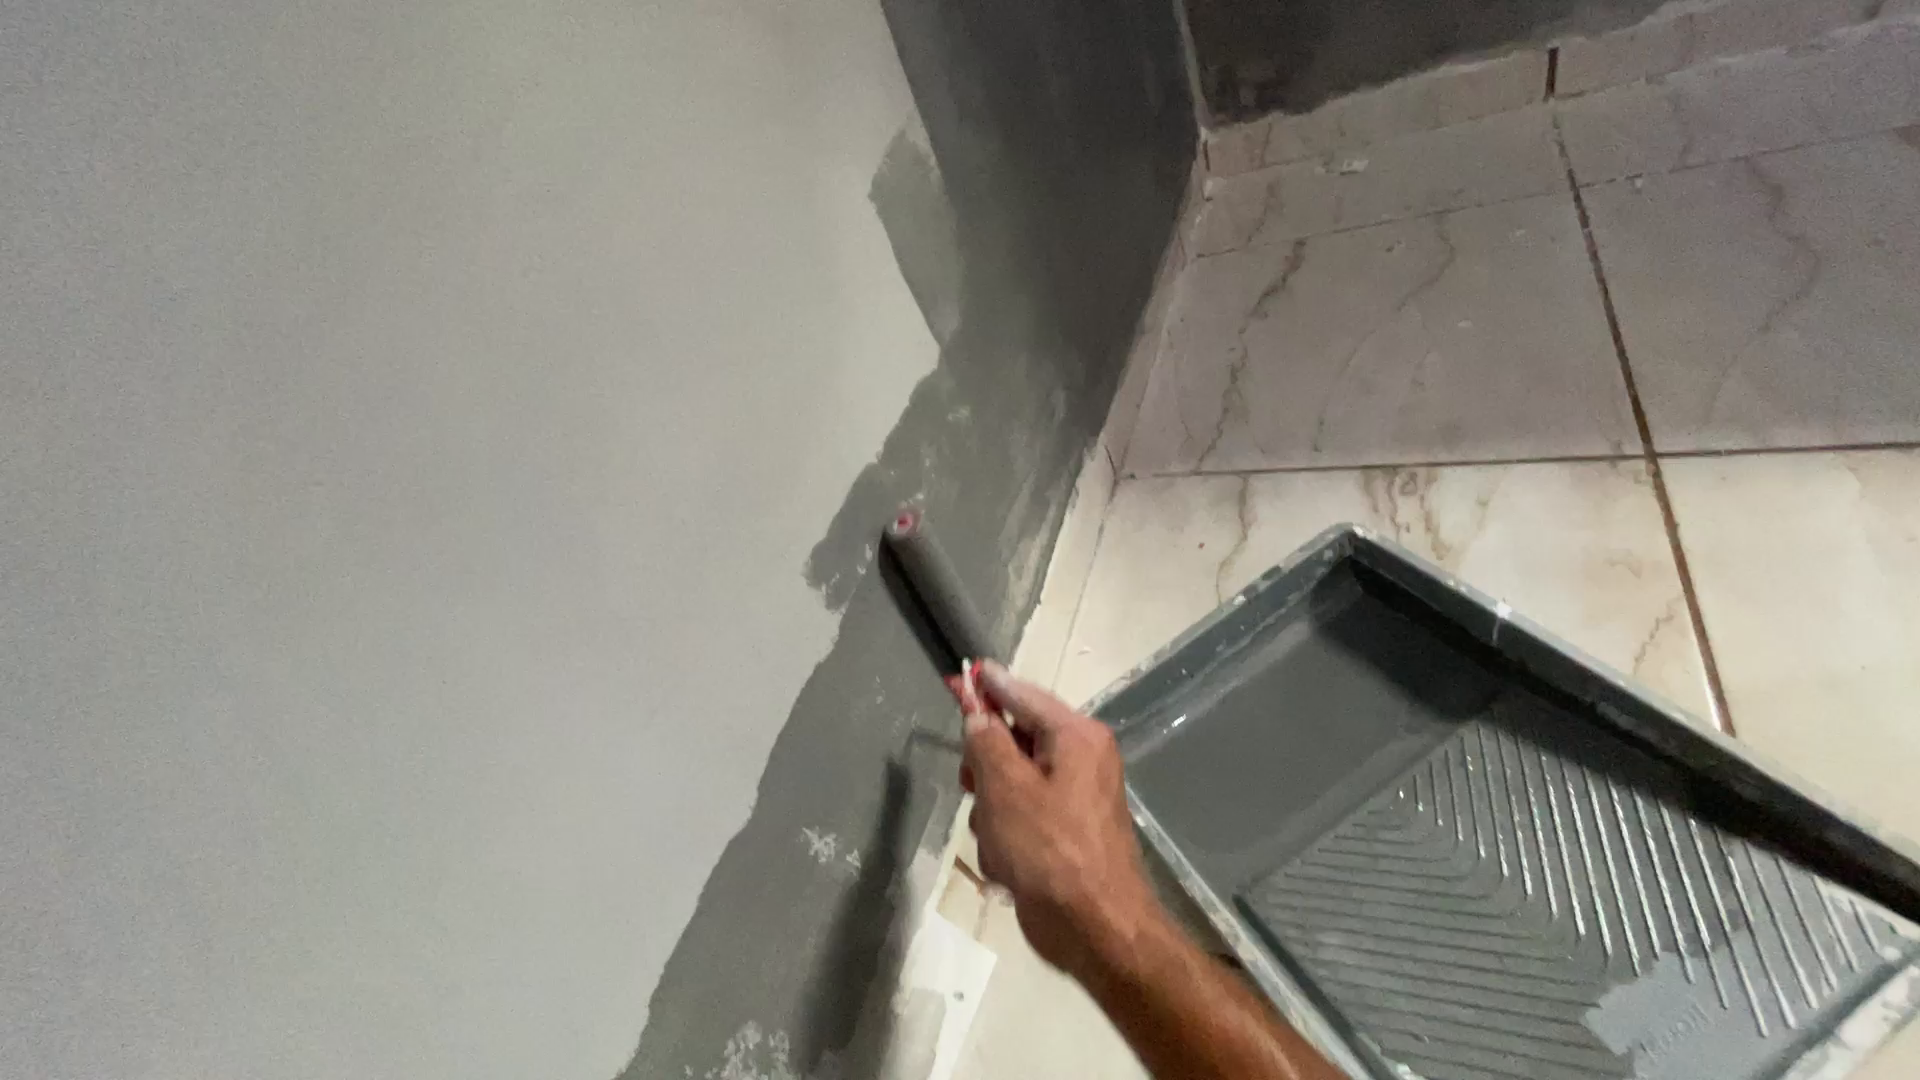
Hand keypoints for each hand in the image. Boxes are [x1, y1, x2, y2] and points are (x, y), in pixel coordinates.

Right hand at [951, 660, 1160, 982]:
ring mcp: (1073, 796)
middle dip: (986, 768)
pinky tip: (1007, 865)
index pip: (1022, 695)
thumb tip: (979, 714)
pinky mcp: (1064, 831)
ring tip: (998, 841)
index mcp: (1075, 736)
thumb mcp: (1006, 787)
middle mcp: (1080, 758)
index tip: (959, 673)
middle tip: (971, 786)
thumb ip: (986, 742)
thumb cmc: (1050, 849)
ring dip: (992, 810)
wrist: (1097, 929)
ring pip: (1010, 782)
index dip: (986, 686)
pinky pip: (1021, 815)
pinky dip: (1007, 835)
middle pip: (1014, 740)